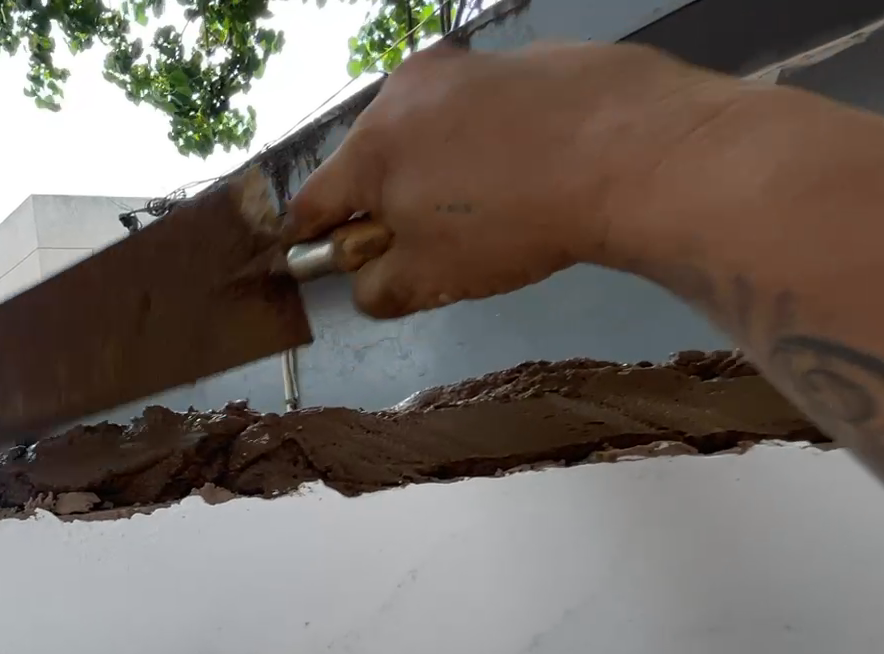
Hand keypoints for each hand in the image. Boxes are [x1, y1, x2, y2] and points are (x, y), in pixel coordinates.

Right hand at [286, 42, 729, 318]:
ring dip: (431, 171)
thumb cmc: (513, 226)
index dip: (316, 241)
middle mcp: (407, 90)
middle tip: (425, 236)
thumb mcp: (422, 282)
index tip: (339, 259)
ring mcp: (472, 64)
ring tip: (484, 201)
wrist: (654, 158)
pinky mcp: (532, 55)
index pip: (310, 205)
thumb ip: (368, 287)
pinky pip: (481, 110)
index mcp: (370, 145)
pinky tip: (528, 168)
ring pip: (422, 133)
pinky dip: (485, 141)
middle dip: (382, 202)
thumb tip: (364, 275)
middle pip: (365, 163)